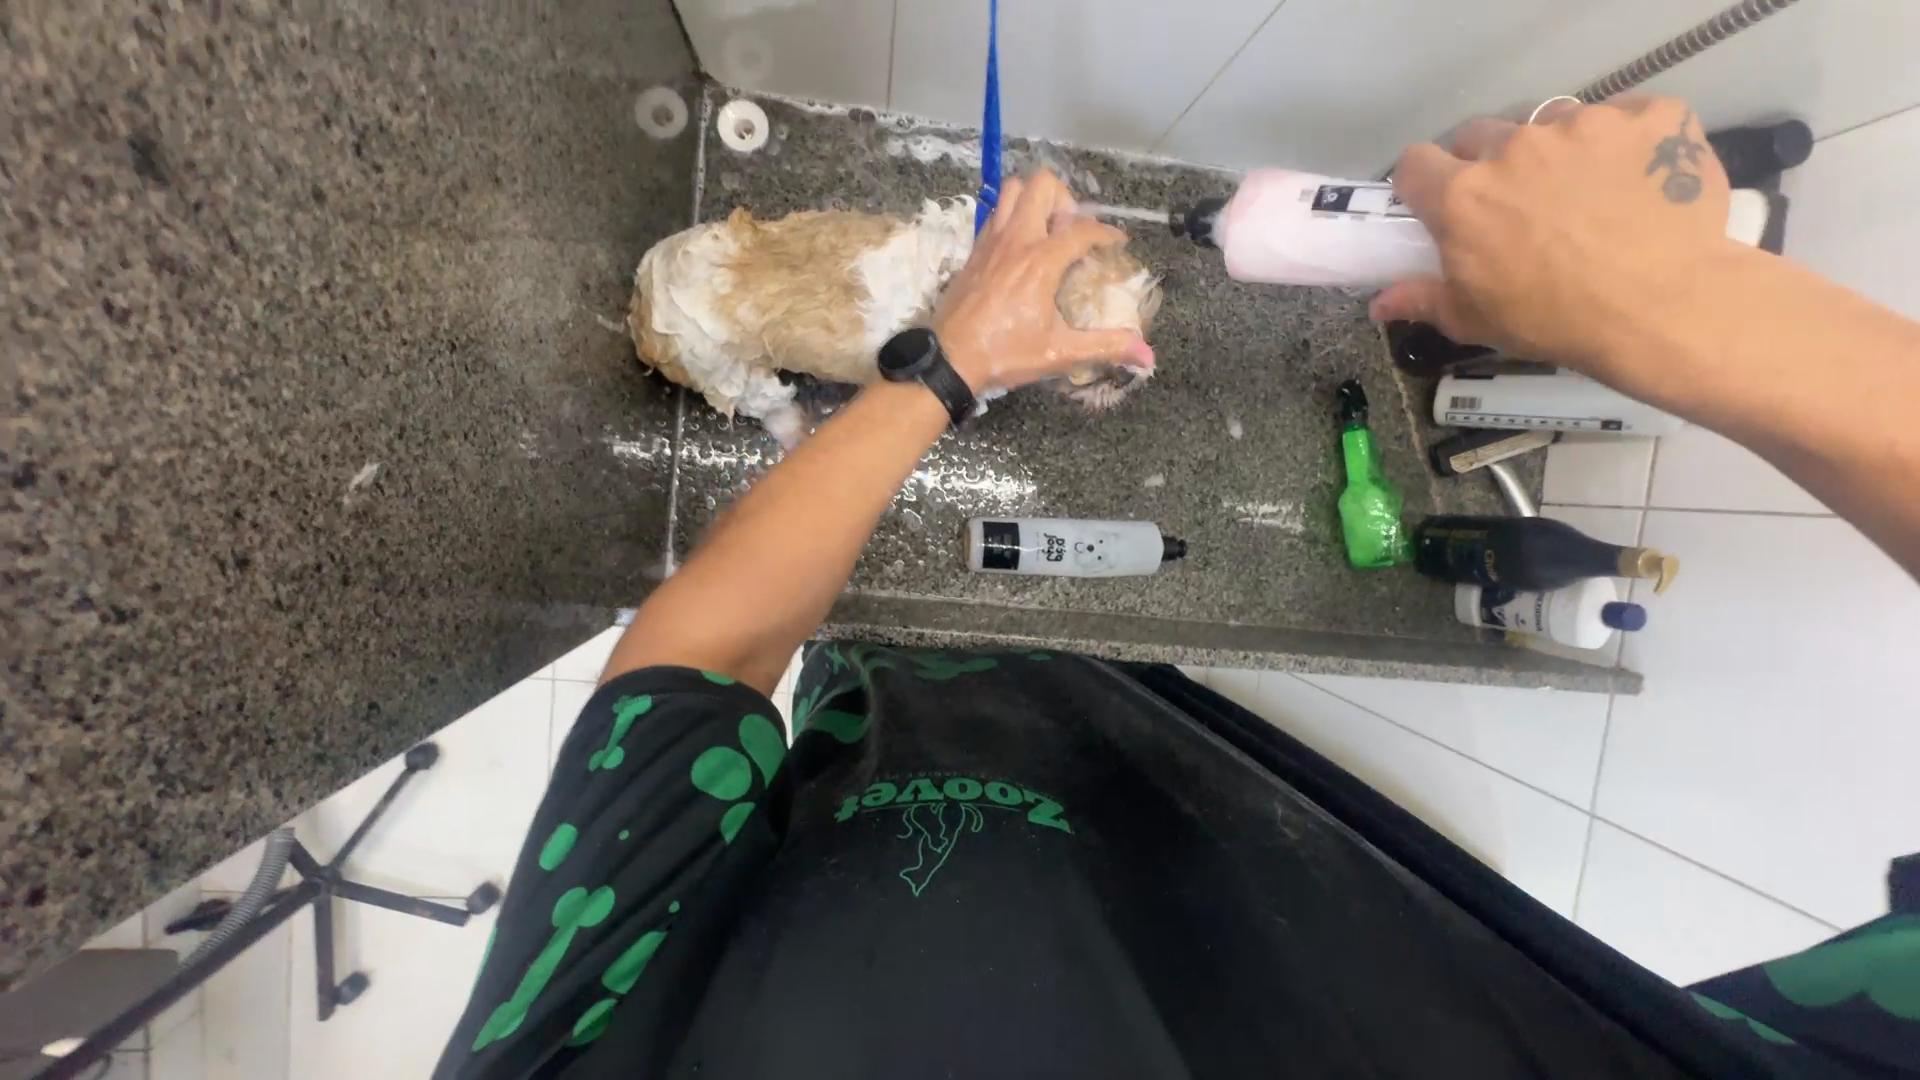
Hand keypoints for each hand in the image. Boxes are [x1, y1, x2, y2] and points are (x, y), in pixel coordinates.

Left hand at [934, 169, 1154, 392]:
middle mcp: (1016, 241)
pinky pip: (994, 215)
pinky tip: (1018, 248)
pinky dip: (1010, 218)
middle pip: (1042, 185)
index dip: (1106, 233)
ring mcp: (990, 242)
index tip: (1116, 244)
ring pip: (1013, 191)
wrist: (949, 360)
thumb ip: (1105, 347)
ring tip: (1045, 231)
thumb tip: (1147, 356)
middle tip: (1070, 231)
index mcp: (1041, 261)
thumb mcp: (1059, 353)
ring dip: (1033, 201)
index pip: (1082, 229)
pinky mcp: (973, 252)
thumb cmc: (1005, 355)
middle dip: (1064, 200)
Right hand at [1371, 96, 1733, 382]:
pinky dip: (1620, 142)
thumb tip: (1377, 305)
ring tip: (1574, 188)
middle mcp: (1514, 149)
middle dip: (1482, 161)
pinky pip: (1623, 116)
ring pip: (1550, 121)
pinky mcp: (1651, 117)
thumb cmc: (1547, 318)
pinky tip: (1631, 178)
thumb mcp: (1469, 317)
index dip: (1420, 181)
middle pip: (1479, 134)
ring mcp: (1586, 126)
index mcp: (1461, 197)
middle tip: (1504, 200)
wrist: (1659, 304)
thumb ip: (1420, 299)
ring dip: (1550, 148)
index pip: (1415, 162)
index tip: (1432, 200)